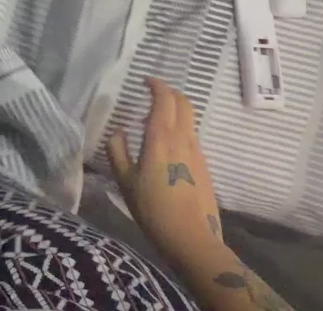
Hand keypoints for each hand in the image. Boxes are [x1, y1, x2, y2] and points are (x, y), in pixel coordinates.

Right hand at [109, 77, 224, 265]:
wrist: (193, 240)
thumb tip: (118, 131)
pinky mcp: (205, 166)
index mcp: (161, 137)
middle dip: (169, 92)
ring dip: (174, 111)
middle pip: (183, 102)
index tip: (145, 81)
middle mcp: (183, 139)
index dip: (156, 85)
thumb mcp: (124, 180)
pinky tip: (165, 147)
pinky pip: (192, 136)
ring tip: (153, 122)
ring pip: (189, 119)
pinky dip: (179, 129)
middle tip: (152, 92)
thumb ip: (117, 150)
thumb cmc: (153, 209)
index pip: (164, 98)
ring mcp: (197, 153)